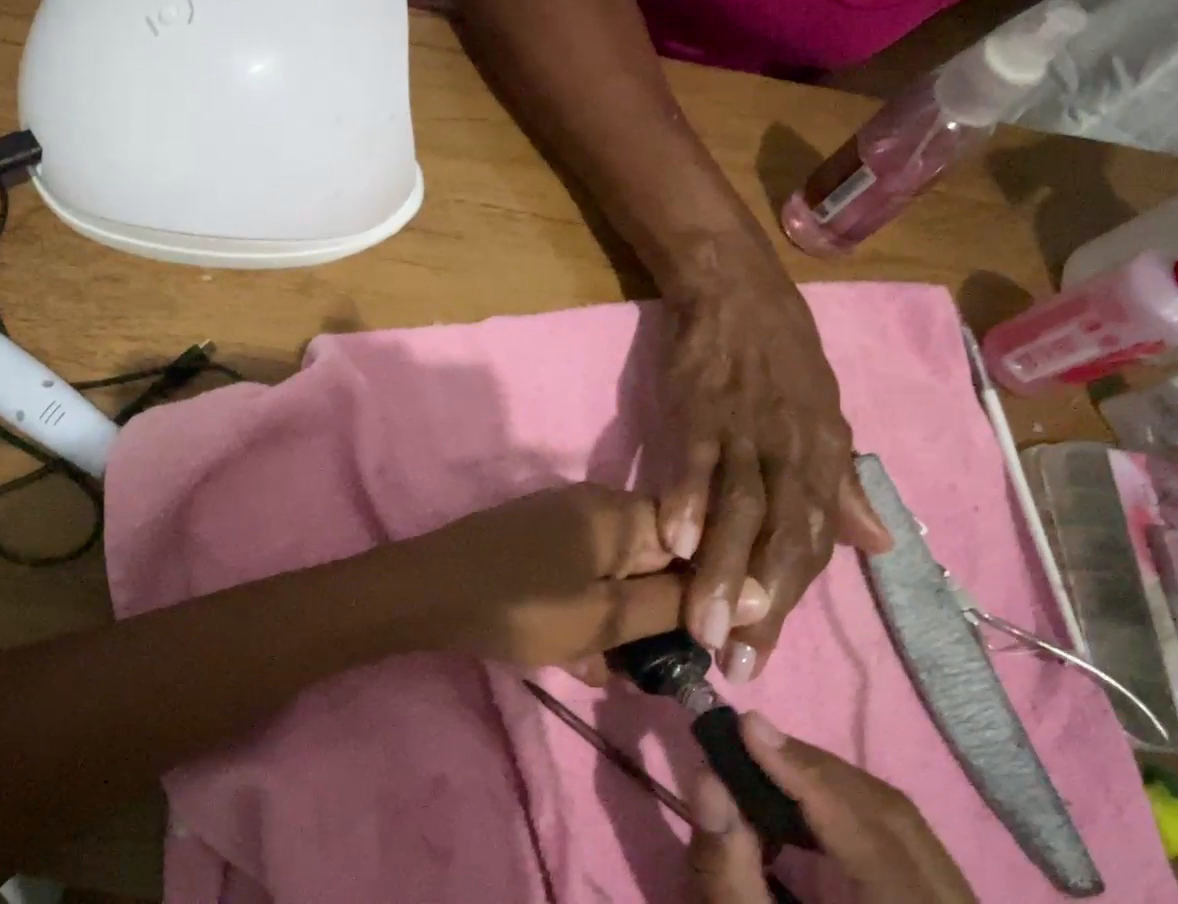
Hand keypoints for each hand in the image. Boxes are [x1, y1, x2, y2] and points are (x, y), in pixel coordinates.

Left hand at [386, 483, 685, 668]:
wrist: (422, 594)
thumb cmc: (521, 605)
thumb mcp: (606, 617)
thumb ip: (677, 606)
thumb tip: (755, 592)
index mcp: (621, 513)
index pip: (697, 541)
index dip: (709, 595)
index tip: (708, 644)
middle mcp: (595, 507)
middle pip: (655, 562)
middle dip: (659, 618)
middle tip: (654, 668)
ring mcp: (559, 524)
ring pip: (615, 577)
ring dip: (619, 626)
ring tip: (609, 671)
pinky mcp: (533, 546)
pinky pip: (580, 580)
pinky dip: (585, 616)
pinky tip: (575, 660)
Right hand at [655, 233, 891, 681]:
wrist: (737, 293)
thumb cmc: (779, 361)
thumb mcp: (825, 420)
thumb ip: (842, 486)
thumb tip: (878, 545)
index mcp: (824, 459)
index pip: (813, 543)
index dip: (789, 601)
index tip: (761, 654)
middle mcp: (794, 453)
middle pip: (781, 538)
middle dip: (761, 604)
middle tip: (736, 661)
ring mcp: (747, 430)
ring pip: (740, 510)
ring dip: (723, 570)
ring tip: (702, 626)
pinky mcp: (702, 408)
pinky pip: (697, 460)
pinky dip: (686, 500)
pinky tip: (672, 543)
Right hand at [687, 712, 974, 903]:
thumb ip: (726, 869)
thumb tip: (706, 778)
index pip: (866, 833)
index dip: (803, 772)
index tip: (746, 724)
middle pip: (891, 817)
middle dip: (814, 769)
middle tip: (748, 742)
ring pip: (901, 823)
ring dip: (829, 787)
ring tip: (765, 770)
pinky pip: (904, 843)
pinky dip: (847, 815)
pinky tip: (800, 814)